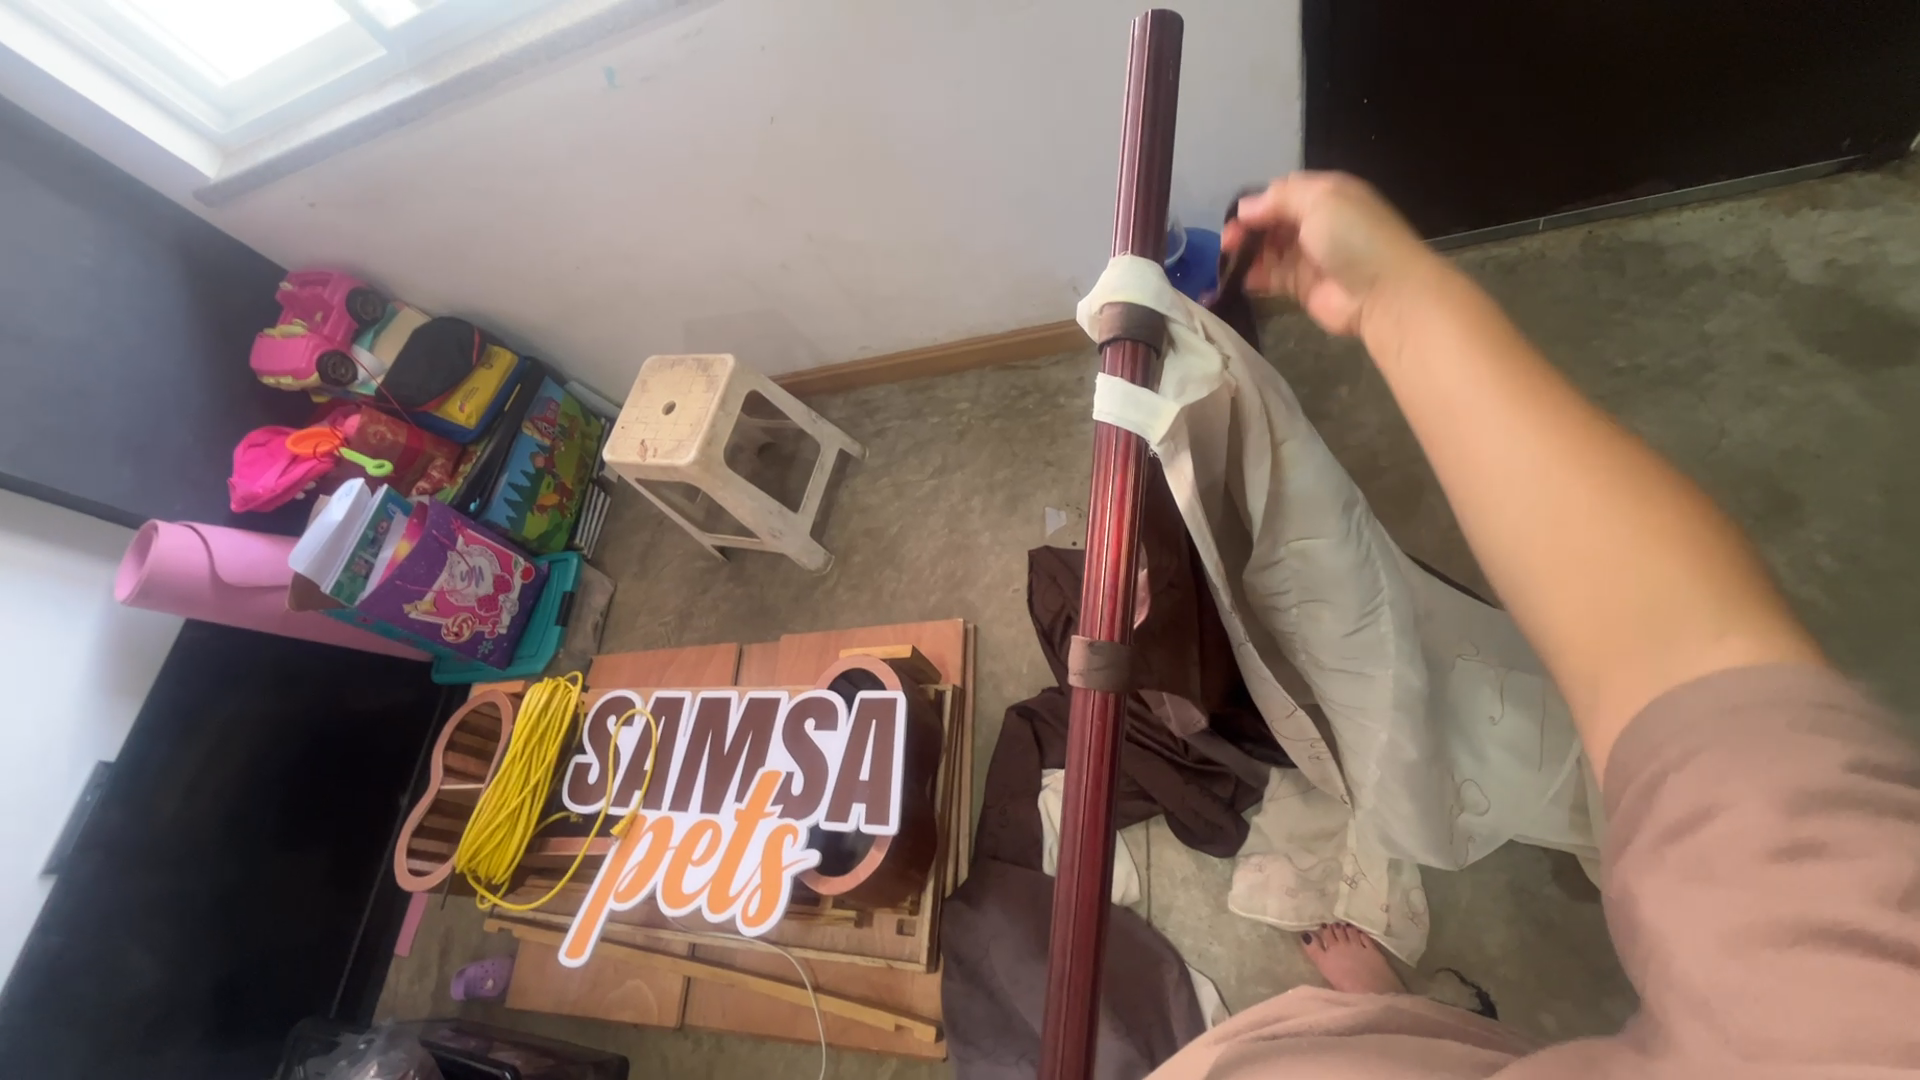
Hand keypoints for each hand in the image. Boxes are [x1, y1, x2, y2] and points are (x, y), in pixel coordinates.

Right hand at [1223, 171, 1441, 337]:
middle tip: (1227, 242)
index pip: (1284, 193)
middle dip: (1248, 228)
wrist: (1381, 292)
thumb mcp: (1320, 200)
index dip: (1259, 202)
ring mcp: (1309, 256)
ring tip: (1228, 259)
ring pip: (1268, 250)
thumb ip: (1279, 199)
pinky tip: (1239, 278)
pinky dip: (1253, 277)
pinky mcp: (1301, 286)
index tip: (1237, 216)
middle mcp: (1317, 222)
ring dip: (1247, 253)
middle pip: (1273, 222)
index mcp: (1326, 195)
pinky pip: (1270, 277)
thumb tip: (1244, 208)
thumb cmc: (1353, 237)